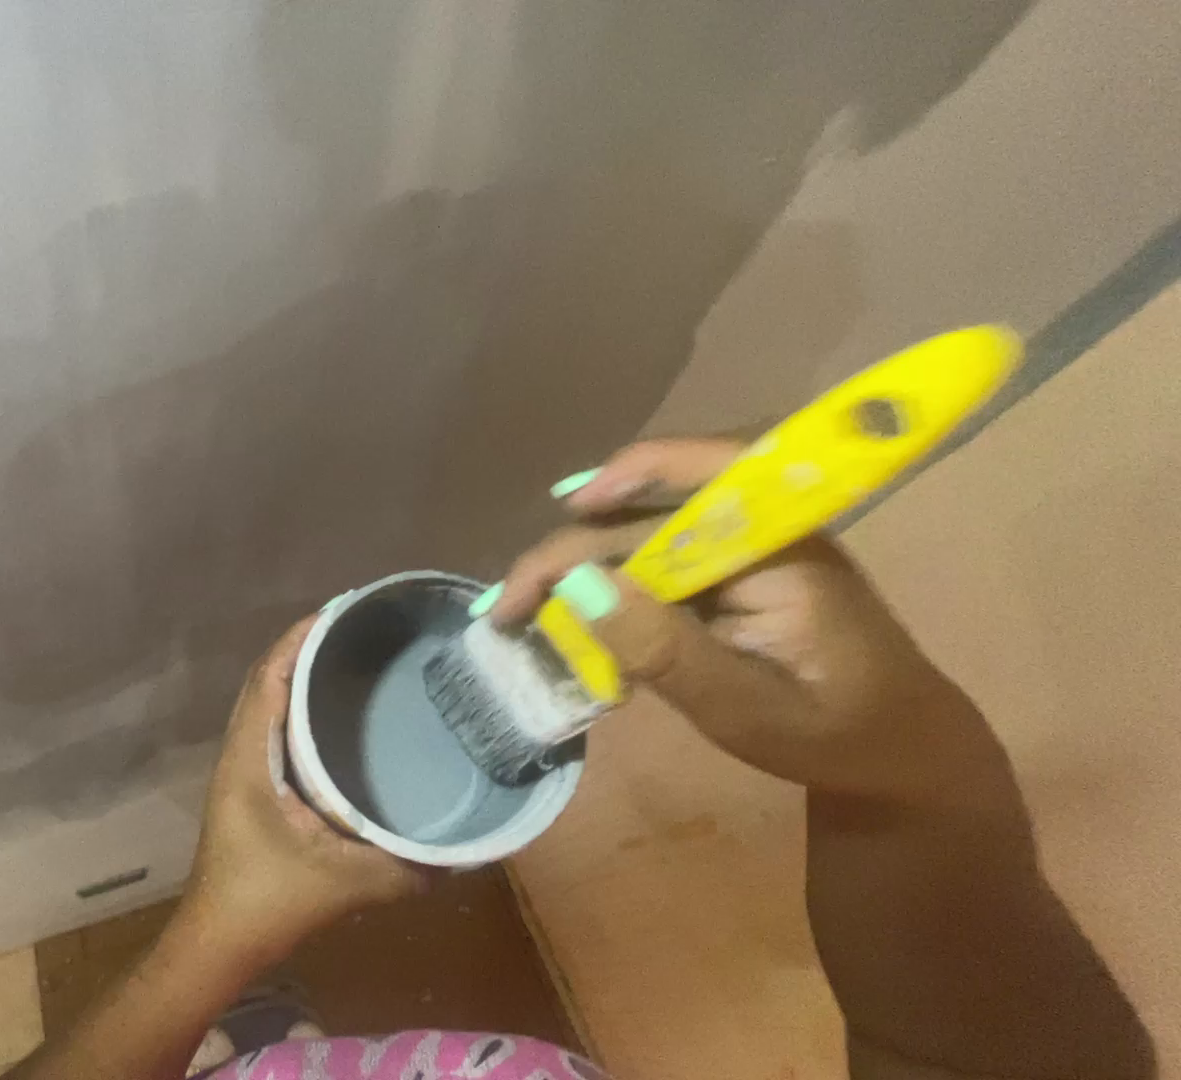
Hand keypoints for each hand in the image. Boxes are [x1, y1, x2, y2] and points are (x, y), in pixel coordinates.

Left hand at [178, 617, 432, 963]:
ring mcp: (239, 767)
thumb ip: (403, 870)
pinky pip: (268, 727)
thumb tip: (464, 856)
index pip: (268, 677)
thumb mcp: (343, 884)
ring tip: (344, 659)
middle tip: (354, 630)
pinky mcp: (246, 785)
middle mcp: (239, 750)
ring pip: (263, 702)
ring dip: (295, 674)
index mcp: (250, 756)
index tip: (338, 612)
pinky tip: (329, 718)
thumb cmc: (266, 902)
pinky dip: (292, 706)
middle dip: (302, 648)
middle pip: (264, 680)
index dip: (297, 638)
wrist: (216, 941)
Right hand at [488, 437, 1007, 802]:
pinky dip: (593, 589)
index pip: (717, 469)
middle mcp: (753, 532)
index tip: (570, 502)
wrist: (896, 755)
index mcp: (784, 547)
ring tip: (519, 611)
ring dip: (569, 570)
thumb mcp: (749, 710)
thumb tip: (579, 586)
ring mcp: (730, 552)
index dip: (638, 468)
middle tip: (506, 608)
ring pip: (630, 536)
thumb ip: (667, 651)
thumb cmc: (837, 735)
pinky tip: (563, 619)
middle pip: (643, 513)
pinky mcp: (713, 575)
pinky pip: (640, 564)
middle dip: (566, 553)